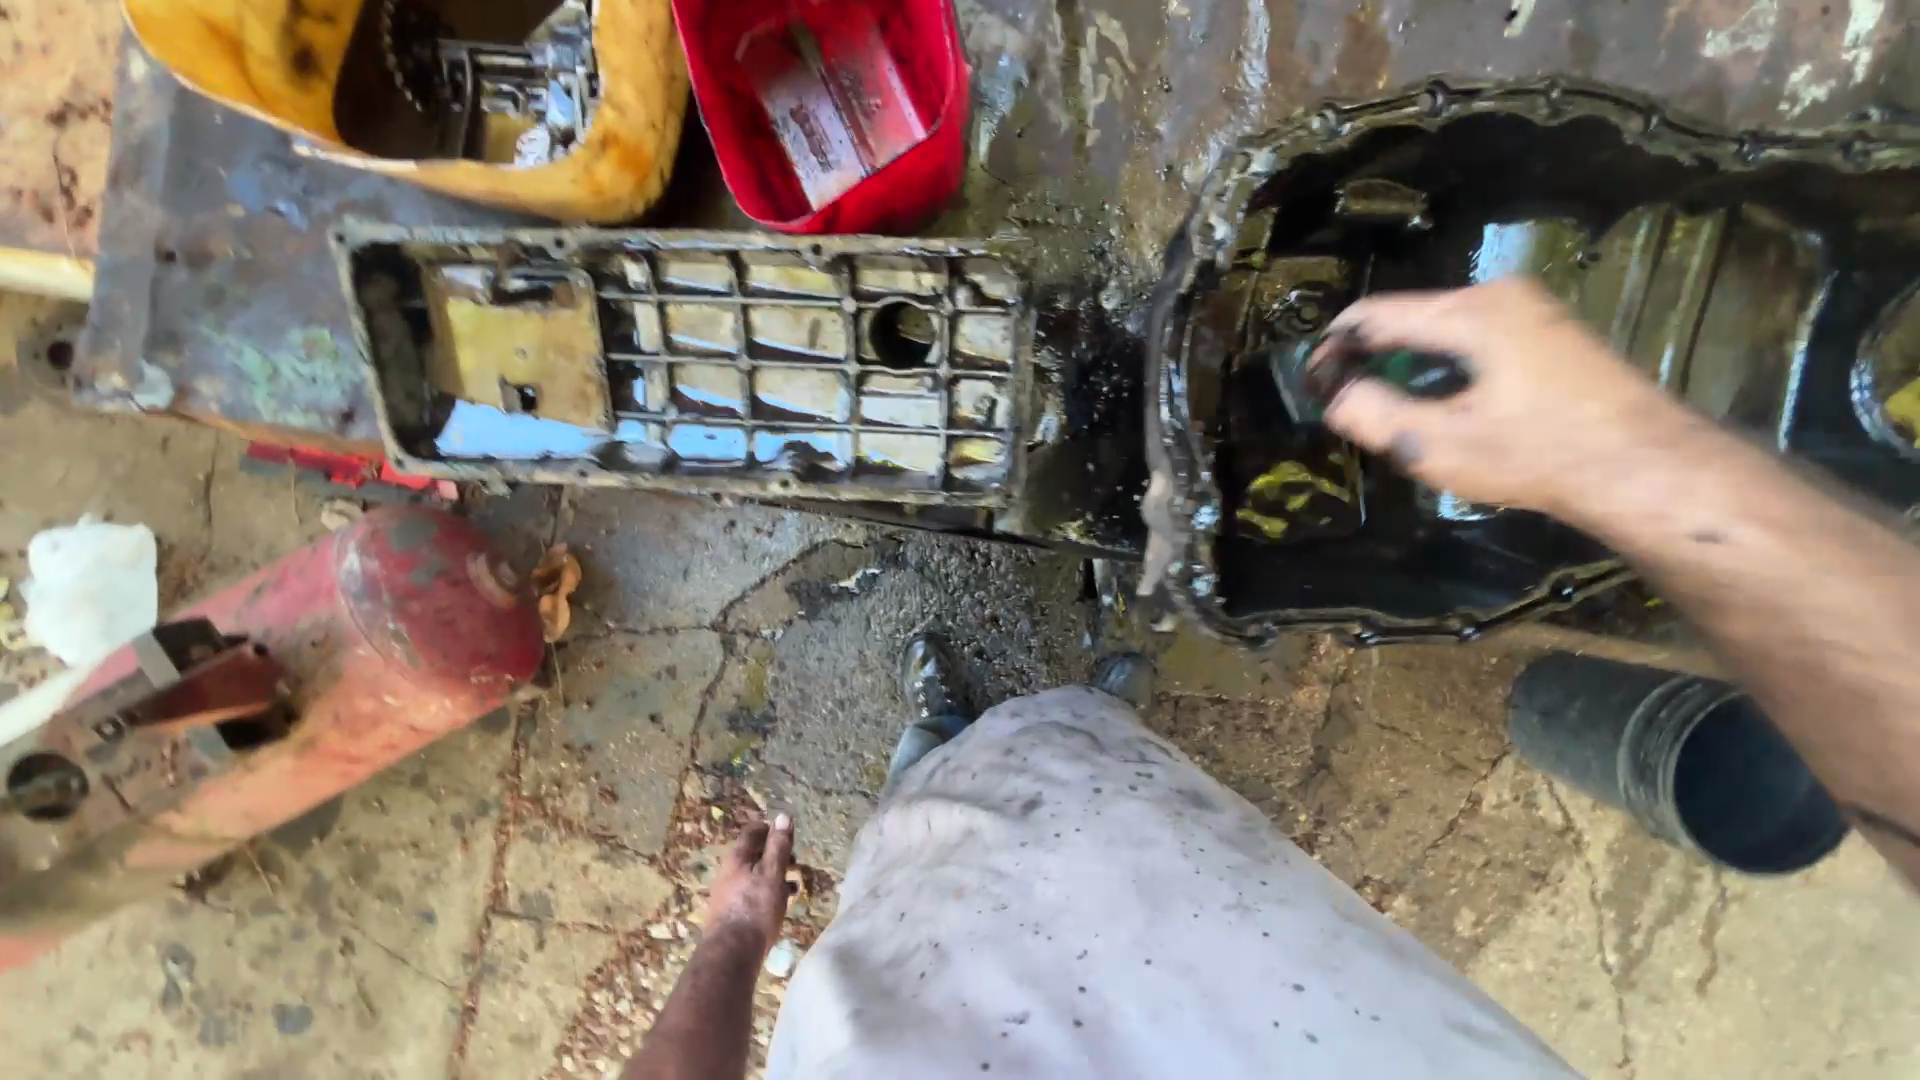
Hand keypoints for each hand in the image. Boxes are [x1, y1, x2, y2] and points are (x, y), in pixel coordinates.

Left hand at [702, 814, 793, 954]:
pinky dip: (765, 892)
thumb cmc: (755, 908)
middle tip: (793, 862)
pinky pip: (750, 894)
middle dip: (774, 855)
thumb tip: (783, 816)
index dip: (770, 829)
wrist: (731, 954)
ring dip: (772, 876)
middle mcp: (727, 872)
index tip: (787, 835)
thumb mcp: (773, 872)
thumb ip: (778, 845)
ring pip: (753, 876)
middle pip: (752, 854)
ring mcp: (726, 894)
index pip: (752, 832)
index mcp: (737, 858)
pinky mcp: (729, 914)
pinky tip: (778, 906)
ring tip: (791, 887)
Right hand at [1318, 278, 1694, 516]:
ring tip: (1384, 411)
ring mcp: (1527, 310)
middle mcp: (1496, 295)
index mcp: (1467, 312)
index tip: (1312, 388)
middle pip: (1402, 318)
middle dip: (1365, 359)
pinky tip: (1437, 405)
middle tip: (1344, 405)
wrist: (1648, 469)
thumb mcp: (1435, 444)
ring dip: (1400, 365)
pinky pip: (1465, 339)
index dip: (1330, 350)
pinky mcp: (1543, 333)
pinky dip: (1436, 366)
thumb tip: (1331, 395)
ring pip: (1433, 329)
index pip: (1369, 315)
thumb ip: (1370, 414)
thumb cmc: (1536, 454)